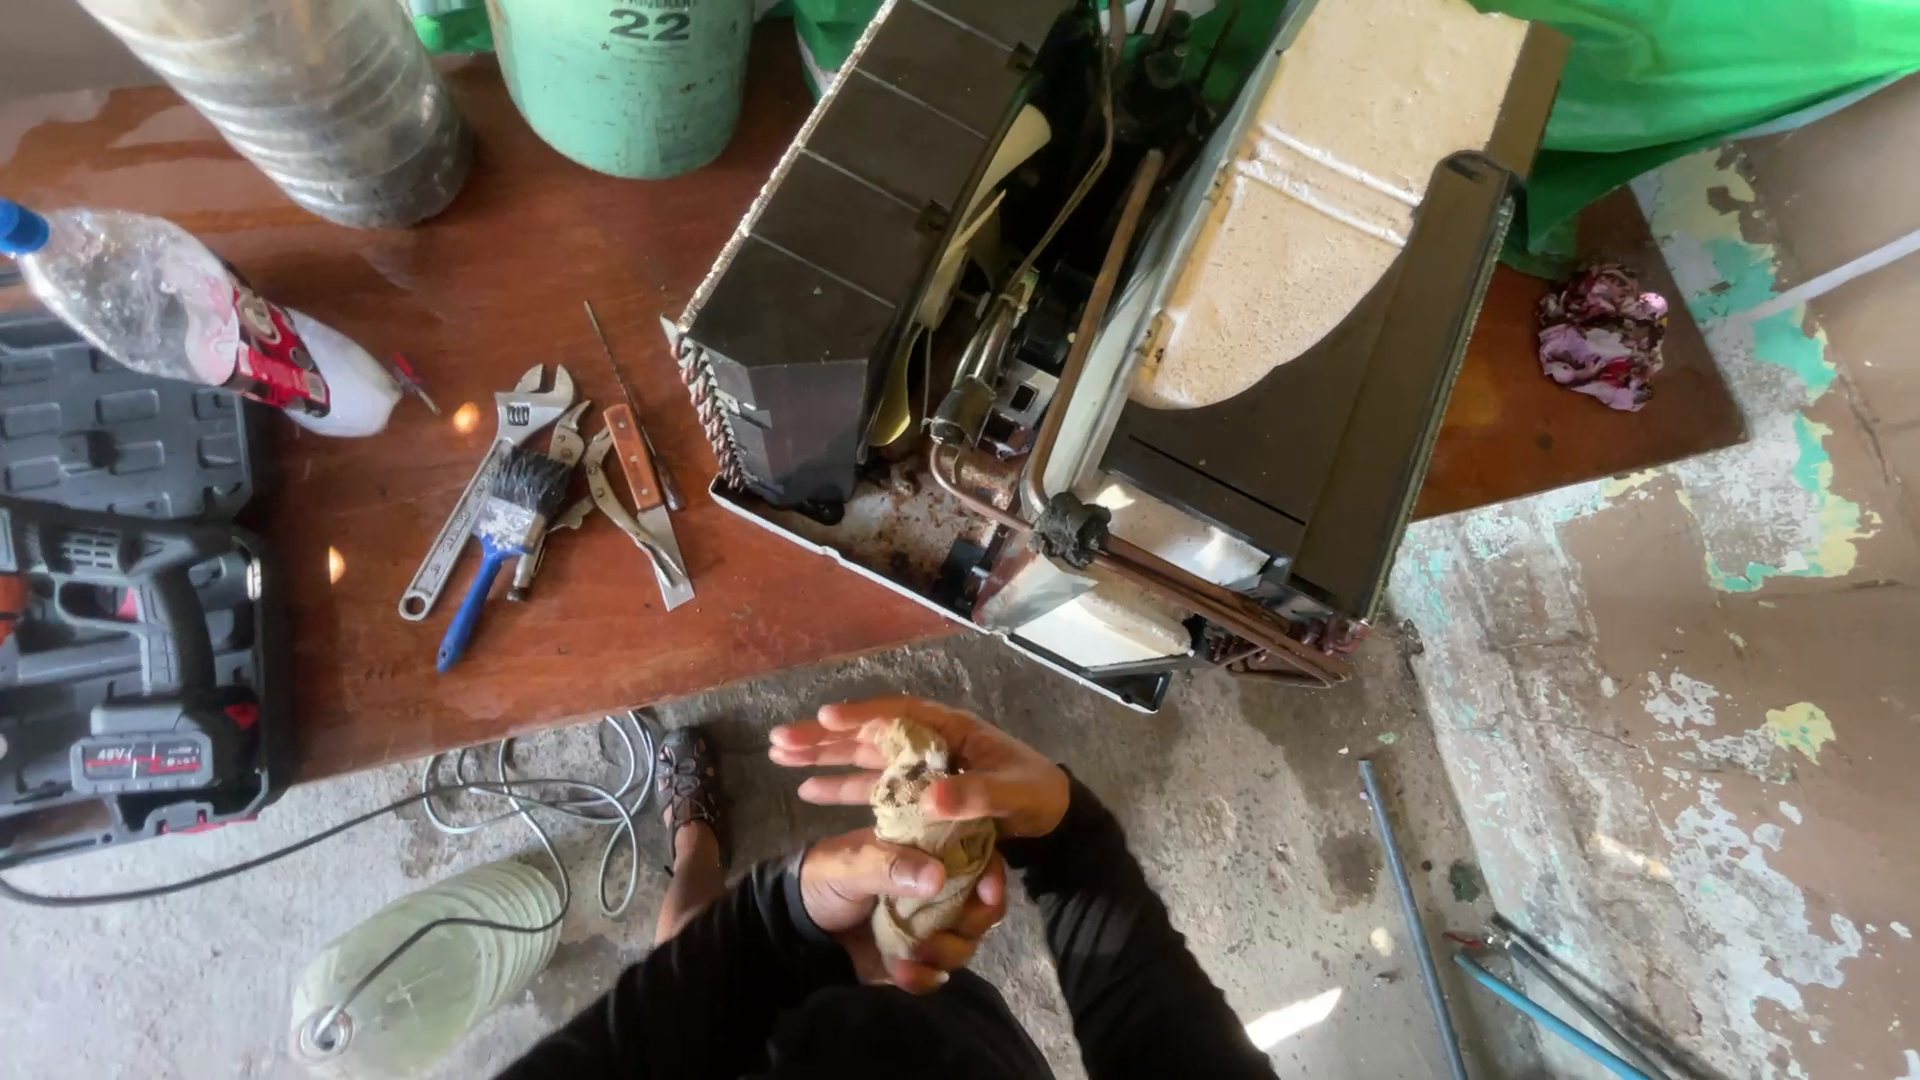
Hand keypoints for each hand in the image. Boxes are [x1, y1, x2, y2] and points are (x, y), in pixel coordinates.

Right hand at [770, 696, 1071, 839]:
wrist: (1051, 818)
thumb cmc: (1034, 794)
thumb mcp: (1012, 793)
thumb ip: (975, 795)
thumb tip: (928, 798)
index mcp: (948, 730)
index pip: (898, 714)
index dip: (861, 715)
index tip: (824, 718)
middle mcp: (926, 743)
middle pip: (868, 733)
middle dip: (824, 737)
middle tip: (778, 740)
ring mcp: (918, 768)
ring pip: (862, 757)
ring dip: (823, 758)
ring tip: (780, 758)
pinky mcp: (915, 793)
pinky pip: (872, 787)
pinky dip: (841, 788)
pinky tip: (809, 792)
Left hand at [800, 828, 1007, 993]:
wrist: (798, 930)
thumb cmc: (826, 877)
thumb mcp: (851, 862)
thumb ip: (890, 865)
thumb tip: (939, 877)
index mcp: (928, 849)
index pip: (977, 854)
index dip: (992, 872)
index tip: (989, 893)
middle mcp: (939, 885)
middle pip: (983, 904)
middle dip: (973, 921)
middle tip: (948, 930)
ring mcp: (930, 924)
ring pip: (966, 941)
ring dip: (947, 951)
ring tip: (911, 954)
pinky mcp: (917, 959)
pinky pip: (939, 974)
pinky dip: (926, 978)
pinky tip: (901, 974)